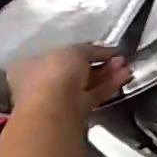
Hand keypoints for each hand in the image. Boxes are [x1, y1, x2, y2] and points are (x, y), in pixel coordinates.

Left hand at [6, 45, 131, 117]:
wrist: (55, 111)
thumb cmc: (55, 74)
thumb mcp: (75, 50)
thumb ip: (92, 49)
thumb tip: (108, 52)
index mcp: (30, 63)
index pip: (59, 52)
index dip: (82, 47)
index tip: (101, 45)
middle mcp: (42, 81)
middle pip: (76, 68)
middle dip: (98, 60)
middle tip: (118, 54)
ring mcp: (60, 97)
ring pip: (87, 81)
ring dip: (107, 71)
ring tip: (125, 62)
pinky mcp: (77, 109)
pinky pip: (95, 92)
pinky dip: (110, 83)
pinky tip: (125, 74)